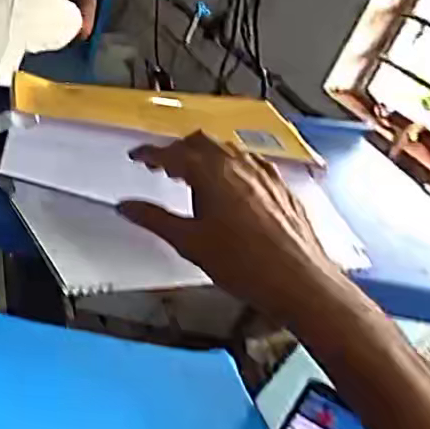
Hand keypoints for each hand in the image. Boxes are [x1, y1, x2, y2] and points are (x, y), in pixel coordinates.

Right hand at [116, 133, 347, 322]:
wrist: (303, 286)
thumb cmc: (246, 265)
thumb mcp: (188, 242)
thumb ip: (153, 219)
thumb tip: (127, 206)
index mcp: (211, 174)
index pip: (171, 153)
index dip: (149, 153)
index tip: (137, 156)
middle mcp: (239, 167)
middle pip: (201, 142)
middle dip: (177, 149)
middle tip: (162, 163)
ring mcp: (265, 176)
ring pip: (228, 149)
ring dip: (205, 154)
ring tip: (193, 171)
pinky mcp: (283, 189)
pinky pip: (252, 163)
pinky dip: (233, 164)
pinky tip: (233, 181)